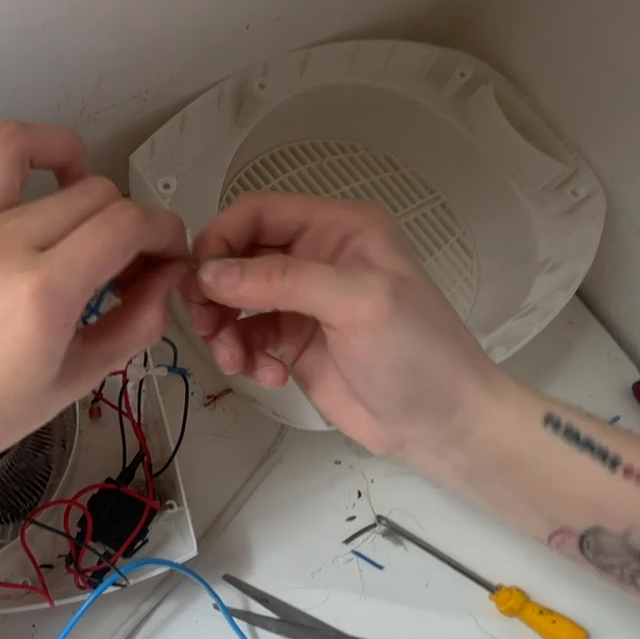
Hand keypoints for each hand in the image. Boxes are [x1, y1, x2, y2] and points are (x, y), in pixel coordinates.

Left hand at [0, 120, 188, 478]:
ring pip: (16, 147)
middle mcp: (2, 245)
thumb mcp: (87, 375)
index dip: (164, 233)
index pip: (128, 222)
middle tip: (125, 260)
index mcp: (45, 289)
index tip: (166, 257)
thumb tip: (166, 273)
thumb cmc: (2, 410)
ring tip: (74, 184)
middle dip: (127, 218)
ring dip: (58, 151)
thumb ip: (140, 320)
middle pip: (91, 190)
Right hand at [184, 192, 509, 467]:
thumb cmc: (415, 353)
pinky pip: (244, 336)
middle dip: (214, 292)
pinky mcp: (289, 340)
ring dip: (222, 330)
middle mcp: (313, 257)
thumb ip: (282, 281)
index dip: (220, 240)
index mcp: (337, 228)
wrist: (440, 425)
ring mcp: (299, 301)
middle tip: (205, 326)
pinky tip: (268, 376)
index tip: (200, 282)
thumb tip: (207, 274)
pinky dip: (243, 356)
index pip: (256, 213)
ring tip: (236, 361)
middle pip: (235, 257)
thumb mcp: (357, 304)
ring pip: (231, 300)